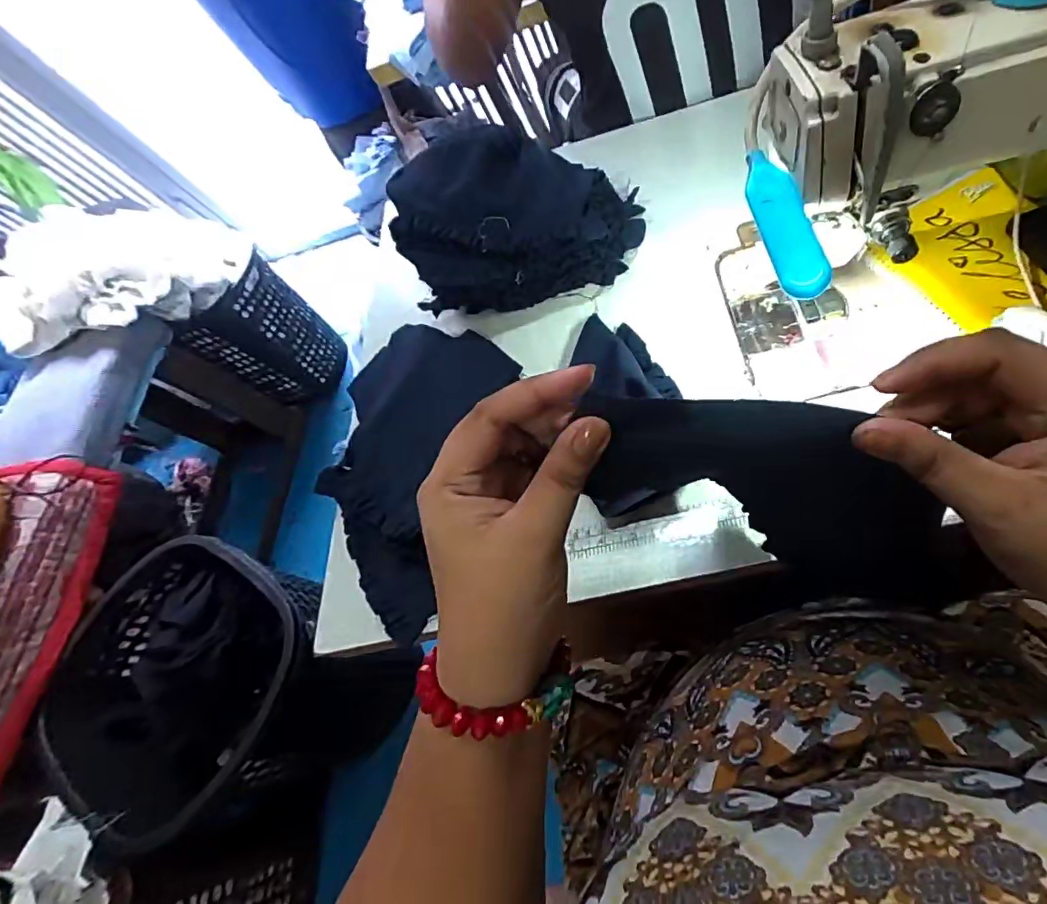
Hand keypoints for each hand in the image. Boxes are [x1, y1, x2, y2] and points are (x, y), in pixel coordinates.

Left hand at [417, 366, 609, 706]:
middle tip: (595, 401)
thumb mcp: (535, 533)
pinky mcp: (512, 514)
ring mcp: (488, 498)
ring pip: (522, 446)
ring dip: (556, 432)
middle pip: (503, 427)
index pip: (488, 418)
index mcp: (449, 482)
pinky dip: (560, 458)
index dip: (535, 392)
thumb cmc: (504, 602)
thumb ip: (565, 472)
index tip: (583, 376)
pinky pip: (536, 471)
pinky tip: (585, 449)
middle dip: (547, 410)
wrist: (500, 670)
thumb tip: (597, 420)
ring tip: (595, 422)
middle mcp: (463, 482)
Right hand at [851, 330, 1046, 599]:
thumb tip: (863, 432)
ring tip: (893, 433)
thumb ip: (930, 461)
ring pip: (978, 392)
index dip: (936, 362)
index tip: (885, 386)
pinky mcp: (1034, 438)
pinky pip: (981, 417)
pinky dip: (946, 428)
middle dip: (930, 389)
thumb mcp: (995, 506)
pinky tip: (920, 443)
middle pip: (985, 369)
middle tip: (882, 420)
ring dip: (933, 408)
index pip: (999, 355)